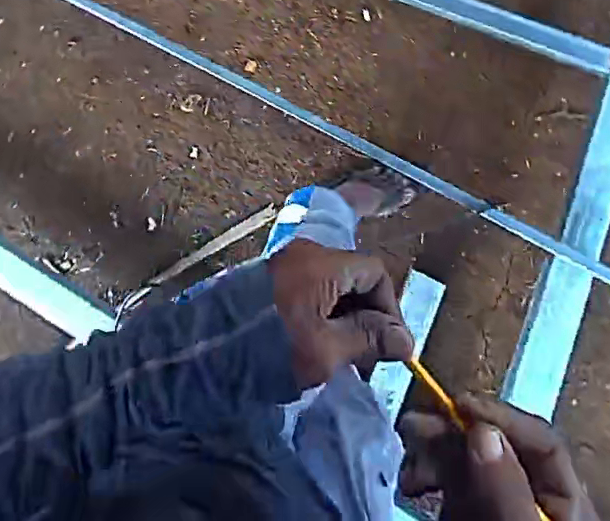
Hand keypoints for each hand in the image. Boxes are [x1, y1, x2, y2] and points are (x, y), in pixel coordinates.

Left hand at [267, 240, 413, 387]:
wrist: (204, 350)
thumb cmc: (270, 348)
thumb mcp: (326, 351)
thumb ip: (367, 339)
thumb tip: (405, 341)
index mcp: (323, 263)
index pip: (375, 271)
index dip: (389, 308)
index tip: (390, 345)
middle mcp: (306, 252)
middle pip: (354, 274)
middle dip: (368, 313)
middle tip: (369, 355)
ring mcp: (286, 263)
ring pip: (333, 283)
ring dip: (347, 315)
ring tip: (346, 356)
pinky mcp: (270, 278)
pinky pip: (312, 288)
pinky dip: (325, 312)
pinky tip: (321, 344)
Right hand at [398, 393, 597, 520]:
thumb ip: (507, 490)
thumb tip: (480, 428)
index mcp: (567, 500)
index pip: (542, 441)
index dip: (502, 416)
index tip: (459, 404)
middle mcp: (534, 494)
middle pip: (498, 446)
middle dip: (454, 432)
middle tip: (414, 425)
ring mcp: (501, 504)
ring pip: (468, 462)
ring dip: (434, 451)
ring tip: (406, 457)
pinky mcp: (472, 514)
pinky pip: (452, 485)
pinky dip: (429, 475)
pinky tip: (411, 479)